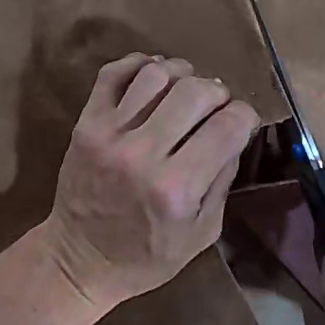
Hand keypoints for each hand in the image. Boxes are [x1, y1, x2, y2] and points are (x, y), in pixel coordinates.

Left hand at [42, 54, 259, 308]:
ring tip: (186, 89)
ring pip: (156, 74)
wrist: (79, 260)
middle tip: (216, 104)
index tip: (243, 120)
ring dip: (182, 73)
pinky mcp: (85, 122)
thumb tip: (236, 130)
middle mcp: (143, 154)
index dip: (245, 115)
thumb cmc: (146, 255)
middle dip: (217, 92)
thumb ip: (223, 179)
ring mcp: (109, 134)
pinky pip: (114, 73)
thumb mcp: (201, 233)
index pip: (228, 126)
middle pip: (195, 91)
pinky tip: (154, 75)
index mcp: (176, 188)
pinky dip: (140, 63)